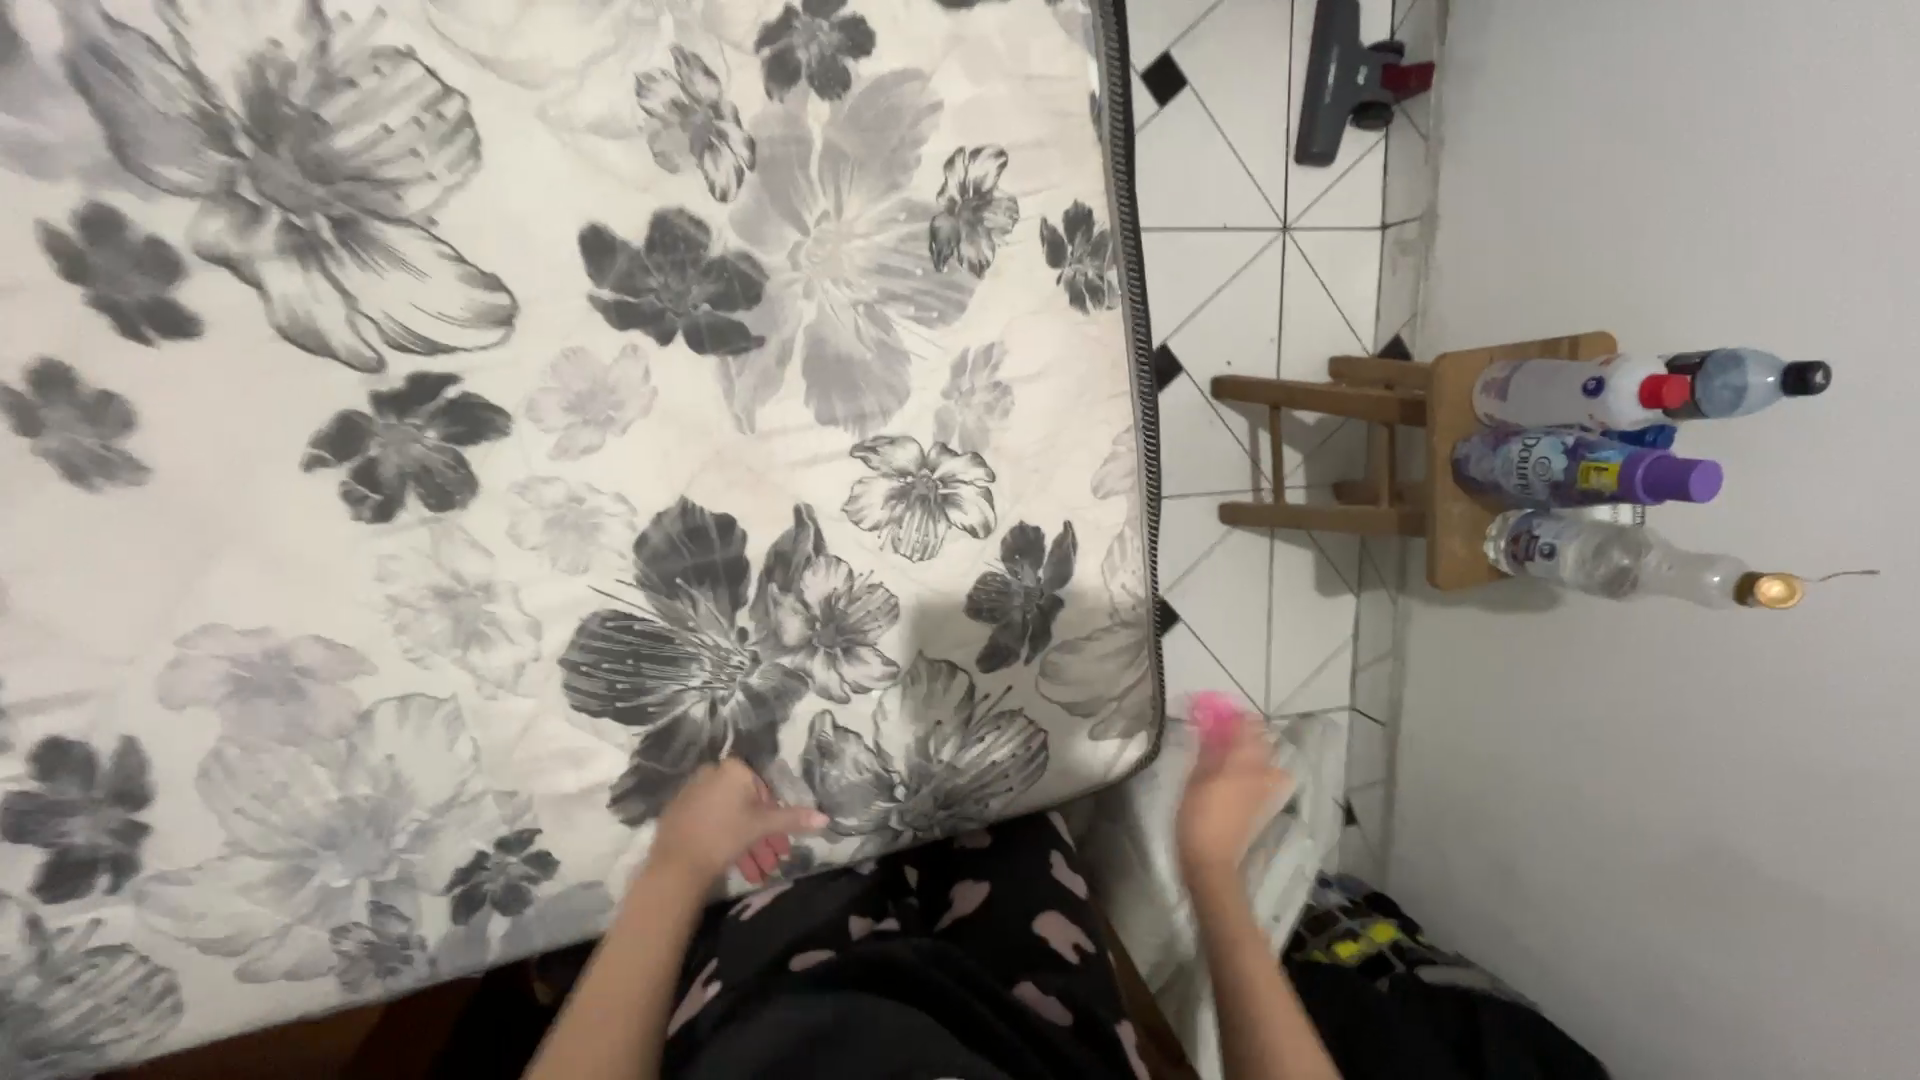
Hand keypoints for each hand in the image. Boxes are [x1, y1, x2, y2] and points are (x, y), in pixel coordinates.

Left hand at [648, 760, 826, 888]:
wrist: (676, 864)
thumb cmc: (725, 835)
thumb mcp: (763, 826)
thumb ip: (793, 819)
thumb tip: (826, 817)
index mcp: (733, 769)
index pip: (763, 789)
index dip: (775, 817)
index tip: (780, 842)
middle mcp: (711, 773)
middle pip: (746, 806)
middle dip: (763, 837)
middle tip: (773, 861)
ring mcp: (691, 793)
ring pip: (729, 817)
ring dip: (747, 845)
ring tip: (758, 873)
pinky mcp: (678, 813)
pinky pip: (710, 822)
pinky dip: (725, 841)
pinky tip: (736, 866)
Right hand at [1176, 721, 1294, 882]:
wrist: (1213, 860)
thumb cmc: (1197, 816)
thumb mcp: (1196, 778)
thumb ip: (1208, 750)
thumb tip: (1211, 727)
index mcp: (1242, 761)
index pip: (1247, 724)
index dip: (1233, 714)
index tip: (1214, 711)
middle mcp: (1262, 771)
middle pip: (1262, 738)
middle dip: (1244, 730)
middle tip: (1219, 731)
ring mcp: (1269, 788)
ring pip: (1269, 757)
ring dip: (1253, 749)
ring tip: (1232, 752)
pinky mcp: (1268, 803)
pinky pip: (1271, 775)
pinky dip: (1260, 767)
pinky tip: (1242, 774)